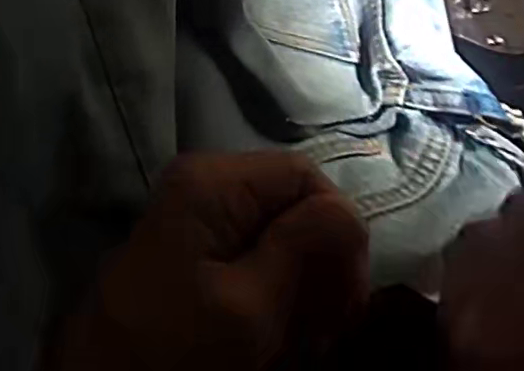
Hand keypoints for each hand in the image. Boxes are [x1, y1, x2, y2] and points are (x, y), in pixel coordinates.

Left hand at [50, 152, 369, 370]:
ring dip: (302, 280)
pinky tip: (280, 332)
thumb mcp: (248, 309)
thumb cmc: (174, 348)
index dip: (336, 226)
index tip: (349, 296)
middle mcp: (206, 182)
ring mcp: (198, 212)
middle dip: (320, 258)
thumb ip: (301, 250)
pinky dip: (276, 288)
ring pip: (276, 229)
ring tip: (307, 336)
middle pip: (290, 200)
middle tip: (331, 325)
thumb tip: (349, 212)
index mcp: (214, 181)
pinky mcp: (195, 243)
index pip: (302, 174)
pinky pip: (253, 250)